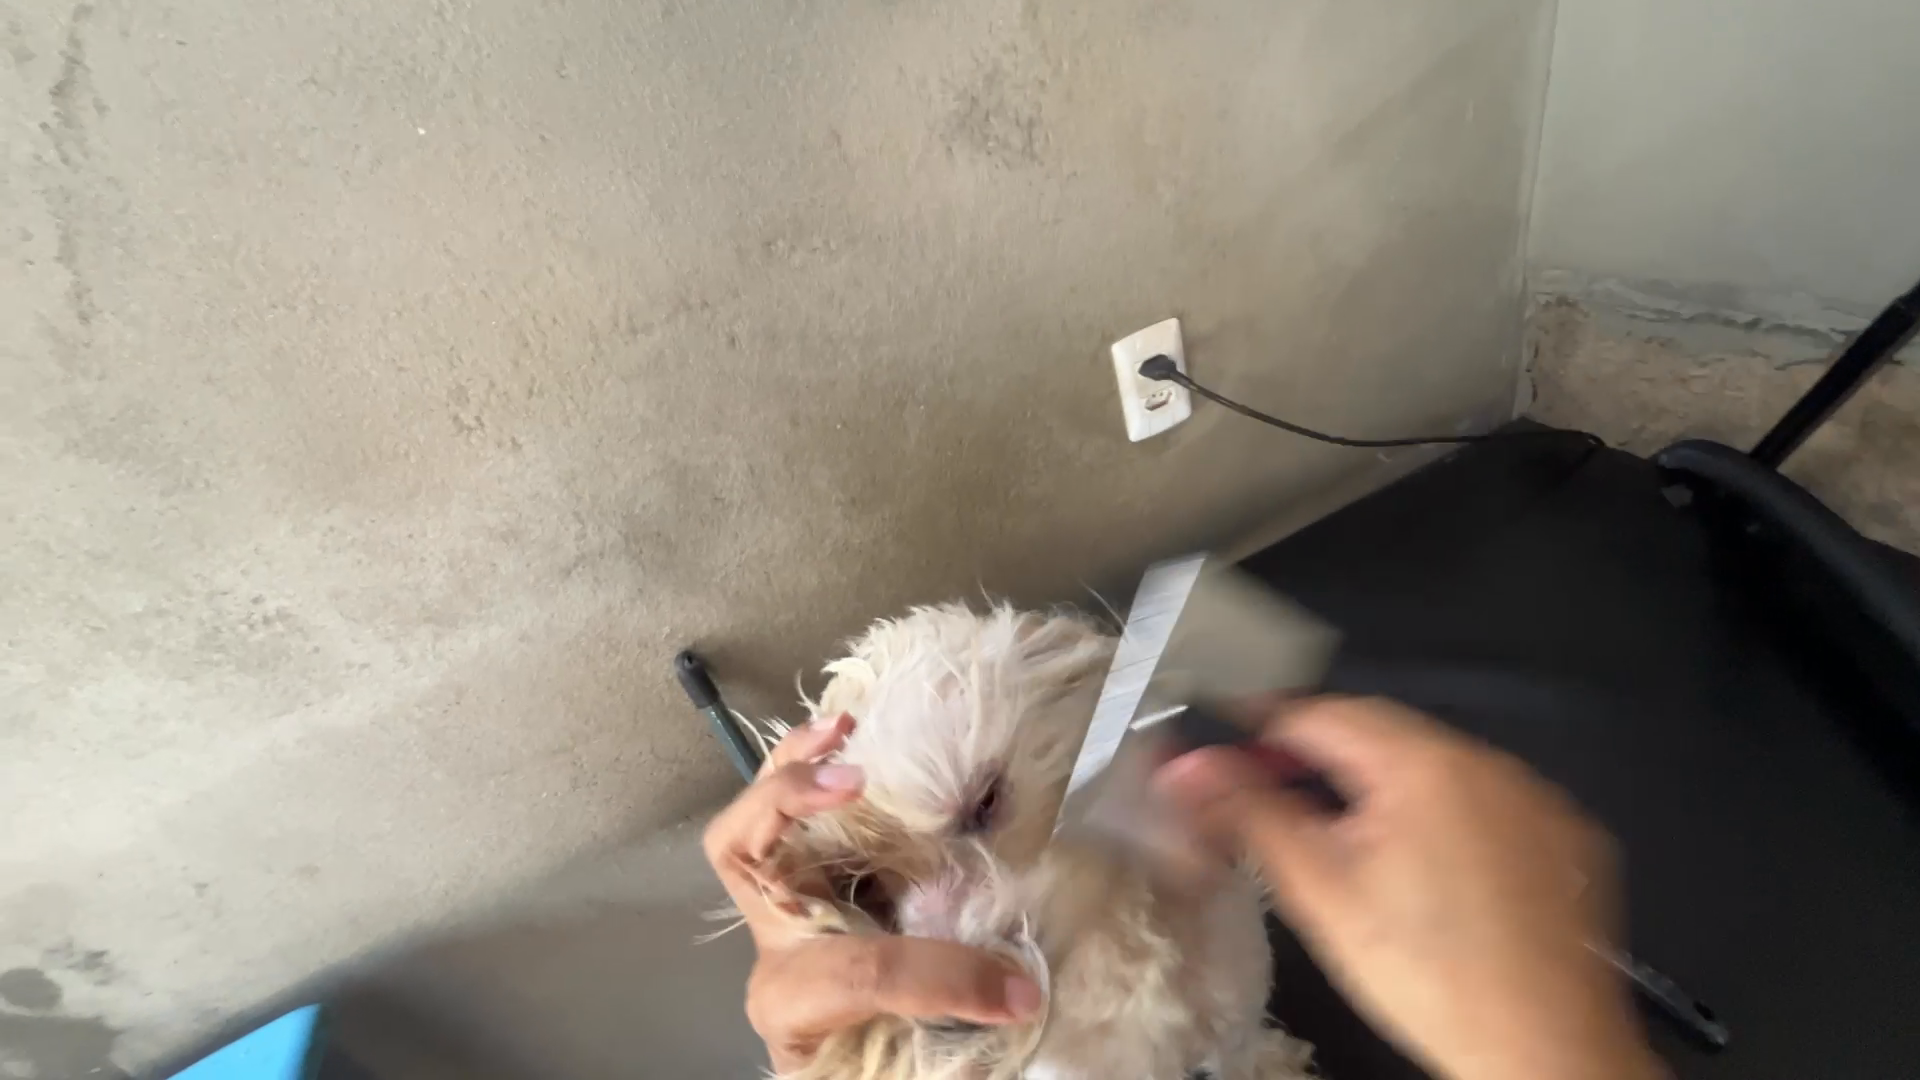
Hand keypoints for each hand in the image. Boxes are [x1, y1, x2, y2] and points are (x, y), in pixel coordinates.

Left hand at [703, 715, 1041, 1072]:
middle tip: (856, 779)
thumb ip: (955, 1017)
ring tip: (844, 725)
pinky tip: (850, 736)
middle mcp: (775, 940)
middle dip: (790, 803)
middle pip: (742, 852)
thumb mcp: (913, 1057)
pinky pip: (786, 807)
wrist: (849, 1068)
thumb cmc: (872, 1061)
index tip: (1017, 991)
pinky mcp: (802, 872)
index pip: (862, 972)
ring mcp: (782, 898)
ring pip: (754, 813)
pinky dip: (810, 764)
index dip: (944, 977)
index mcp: (796, 1000)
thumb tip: (1027, 987)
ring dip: (795, 760)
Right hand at [1155, 697, 1665, 1079]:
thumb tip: (1185, 770)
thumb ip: (1245, 811)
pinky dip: (1424, 792)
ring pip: (1422, 752)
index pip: (1318, 714)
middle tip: (1265, 774)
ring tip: (1326, 808)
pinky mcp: (1560, 829)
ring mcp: (1529, 794)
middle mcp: (1482, 761)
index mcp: (1419, 765)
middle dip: (1312, 743)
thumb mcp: (1315, 886)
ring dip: (1367, 765)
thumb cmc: (1421, 971)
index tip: (1224, 734)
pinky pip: (1472, 784)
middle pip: (1371, 724)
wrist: (1549, 1060)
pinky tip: (1404, 838)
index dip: (1260, 722)